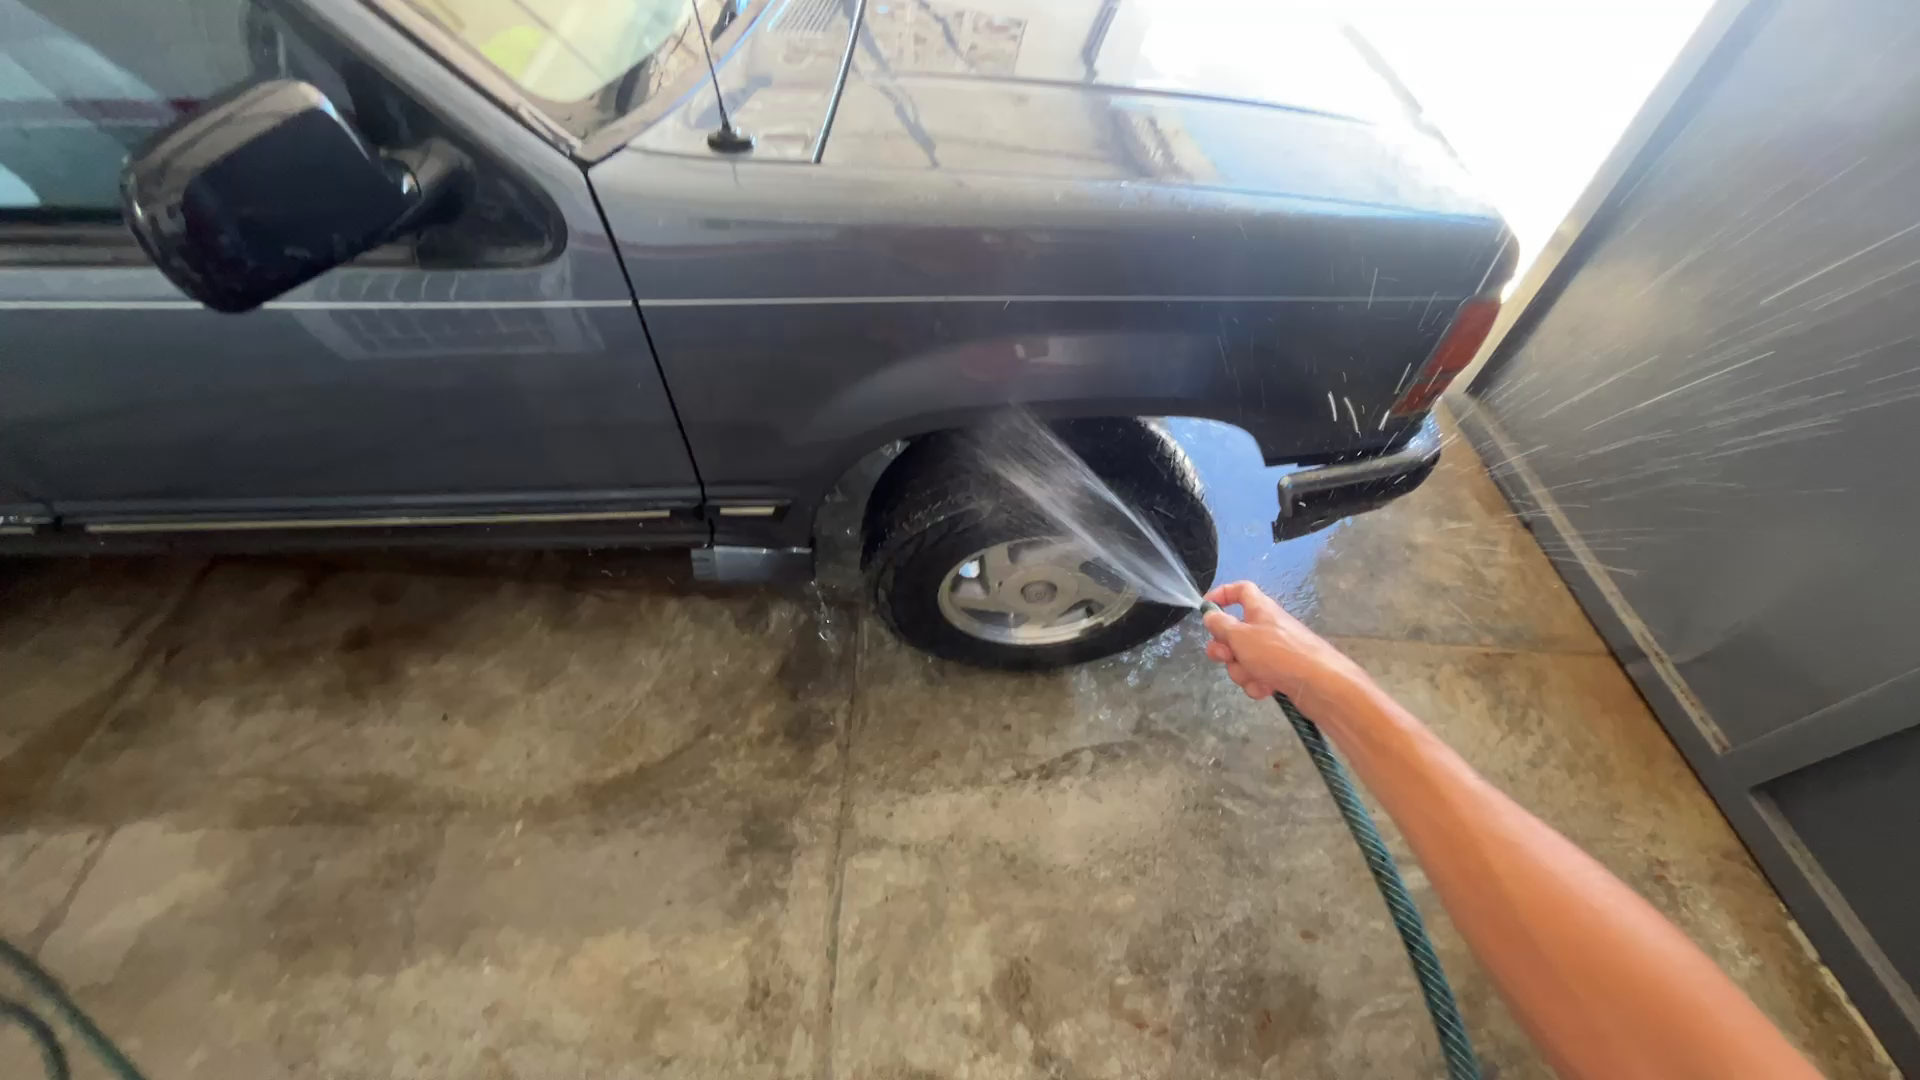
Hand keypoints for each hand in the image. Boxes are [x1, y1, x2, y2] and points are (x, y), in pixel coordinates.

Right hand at [1202, 582, 1360, 711]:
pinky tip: (1265, 689)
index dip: (1221, 594)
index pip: (1240, 590)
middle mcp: (1267, 626)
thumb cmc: (1277, 652)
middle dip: (1224, 648)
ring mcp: (1274, 650)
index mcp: (1259, 609)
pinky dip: (1257, 683)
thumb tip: (1209, 615)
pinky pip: (1257, 675)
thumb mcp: (1240, 636)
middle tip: (1224, 656)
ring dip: (1241, 670)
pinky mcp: (1280, 672)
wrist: (1319, 684)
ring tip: (1253, 676)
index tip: (1205, 608)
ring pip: (1242, 657)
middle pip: (1234, 631)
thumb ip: (1220, 625)